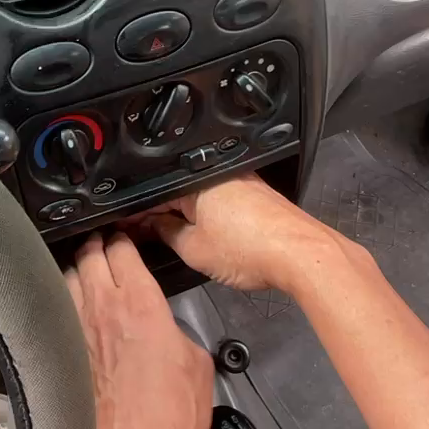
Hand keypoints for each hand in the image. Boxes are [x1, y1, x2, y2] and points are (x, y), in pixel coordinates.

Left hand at [62, 231, 212, 428]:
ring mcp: (73, 329)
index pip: (122, 248)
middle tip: (102, 247)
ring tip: (85, 273)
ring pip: (65, 278)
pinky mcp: (58, 355)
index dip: (123, 239)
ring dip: (76, 271)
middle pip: (87, 255)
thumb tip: (166, 331)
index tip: (125, 239)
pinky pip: (56, 312)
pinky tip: (72, 311)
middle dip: (95, 246)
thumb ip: (177, 333)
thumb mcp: (197, 365)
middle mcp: (99, 307)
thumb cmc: (169, 422)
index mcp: (139, 301)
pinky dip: (63, 302)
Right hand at [142, 173, 362, 295]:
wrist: (300, 254)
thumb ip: (166, 233)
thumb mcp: (193, 248)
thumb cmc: (251, 248)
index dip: (137, 213)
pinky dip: (209, 218)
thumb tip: (153, 226)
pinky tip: (209, 239)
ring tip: (180, 243)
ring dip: (185, 216)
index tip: (127, 228)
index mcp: (197, 180)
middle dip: (160, 214)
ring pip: (199, 198)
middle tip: (148, 239)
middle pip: (177, 192)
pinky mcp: (256, 196)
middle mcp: (219, 174)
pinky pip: (220, 203)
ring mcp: (240, 182)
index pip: (154, 194)